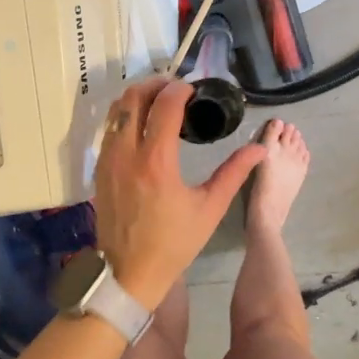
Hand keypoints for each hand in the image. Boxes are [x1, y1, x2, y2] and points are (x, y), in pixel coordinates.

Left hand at [93, 79, 265, 307]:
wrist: (128, 273)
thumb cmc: (173, 243)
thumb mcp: (210, 209)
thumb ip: (234, 173)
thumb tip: (259, 149)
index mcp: (156, 162)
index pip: (164, 106)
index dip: (179, 90)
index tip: (192, 89)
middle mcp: (127, 153)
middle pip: (133, 98)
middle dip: (155, 86)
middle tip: (174, 89)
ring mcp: (108, 160)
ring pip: (117, 111)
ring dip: (138, 99)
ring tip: (159, 103)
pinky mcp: (99, 169)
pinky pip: (109, 130)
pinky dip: (125, 117)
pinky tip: (143, 127)